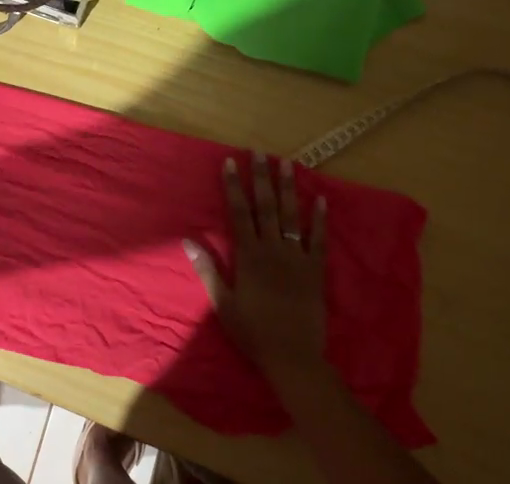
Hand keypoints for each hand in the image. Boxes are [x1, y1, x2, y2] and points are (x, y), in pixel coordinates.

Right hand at [184, 152, 330, 377]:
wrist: (294, 358)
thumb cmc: (253, 333)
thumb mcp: (223, 304)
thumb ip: (208, 271)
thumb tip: (188, 242)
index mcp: (249, 256)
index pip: (239, 212)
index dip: (234, 186)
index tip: (230, 162)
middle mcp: (273, 250)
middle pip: (266, 206)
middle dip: (261, 177)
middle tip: (259, 152)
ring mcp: (297, 257)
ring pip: (291, 216)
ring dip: (288, 188)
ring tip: (287, 163)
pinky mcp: (316, 270)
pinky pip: (319, 239)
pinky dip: (320, 219)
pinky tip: (321, 199)